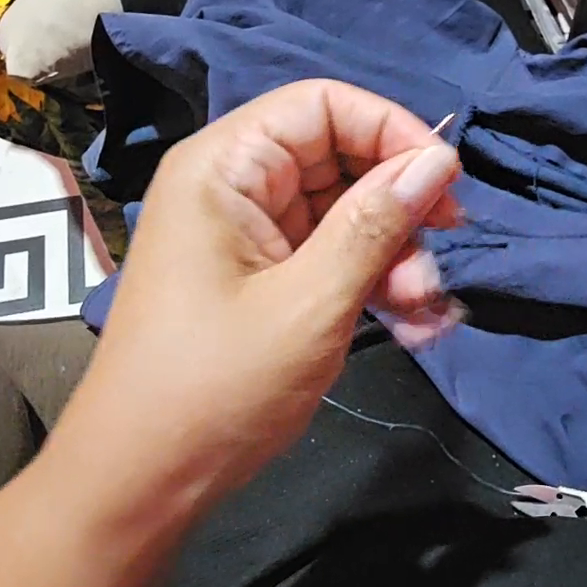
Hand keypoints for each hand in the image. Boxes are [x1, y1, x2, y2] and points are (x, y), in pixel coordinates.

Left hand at [53, 79, 463, 514]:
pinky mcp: (261, 276)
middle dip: (396, 205)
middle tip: (440, 255)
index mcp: (225, 167)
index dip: (390, 130)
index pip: (321, 105)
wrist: (142, 481)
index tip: (444, 181)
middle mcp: (233, 186)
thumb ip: (376, 224)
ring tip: (422, 309)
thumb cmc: (216, 387)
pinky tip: (408, 321)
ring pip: (342, 212)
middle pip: (337, 158)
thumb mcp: (310, 303)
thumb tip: (439, 160)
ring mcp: (247, 233)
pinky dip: (370, 279)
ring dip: (392, 253)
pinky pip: (329, 255)